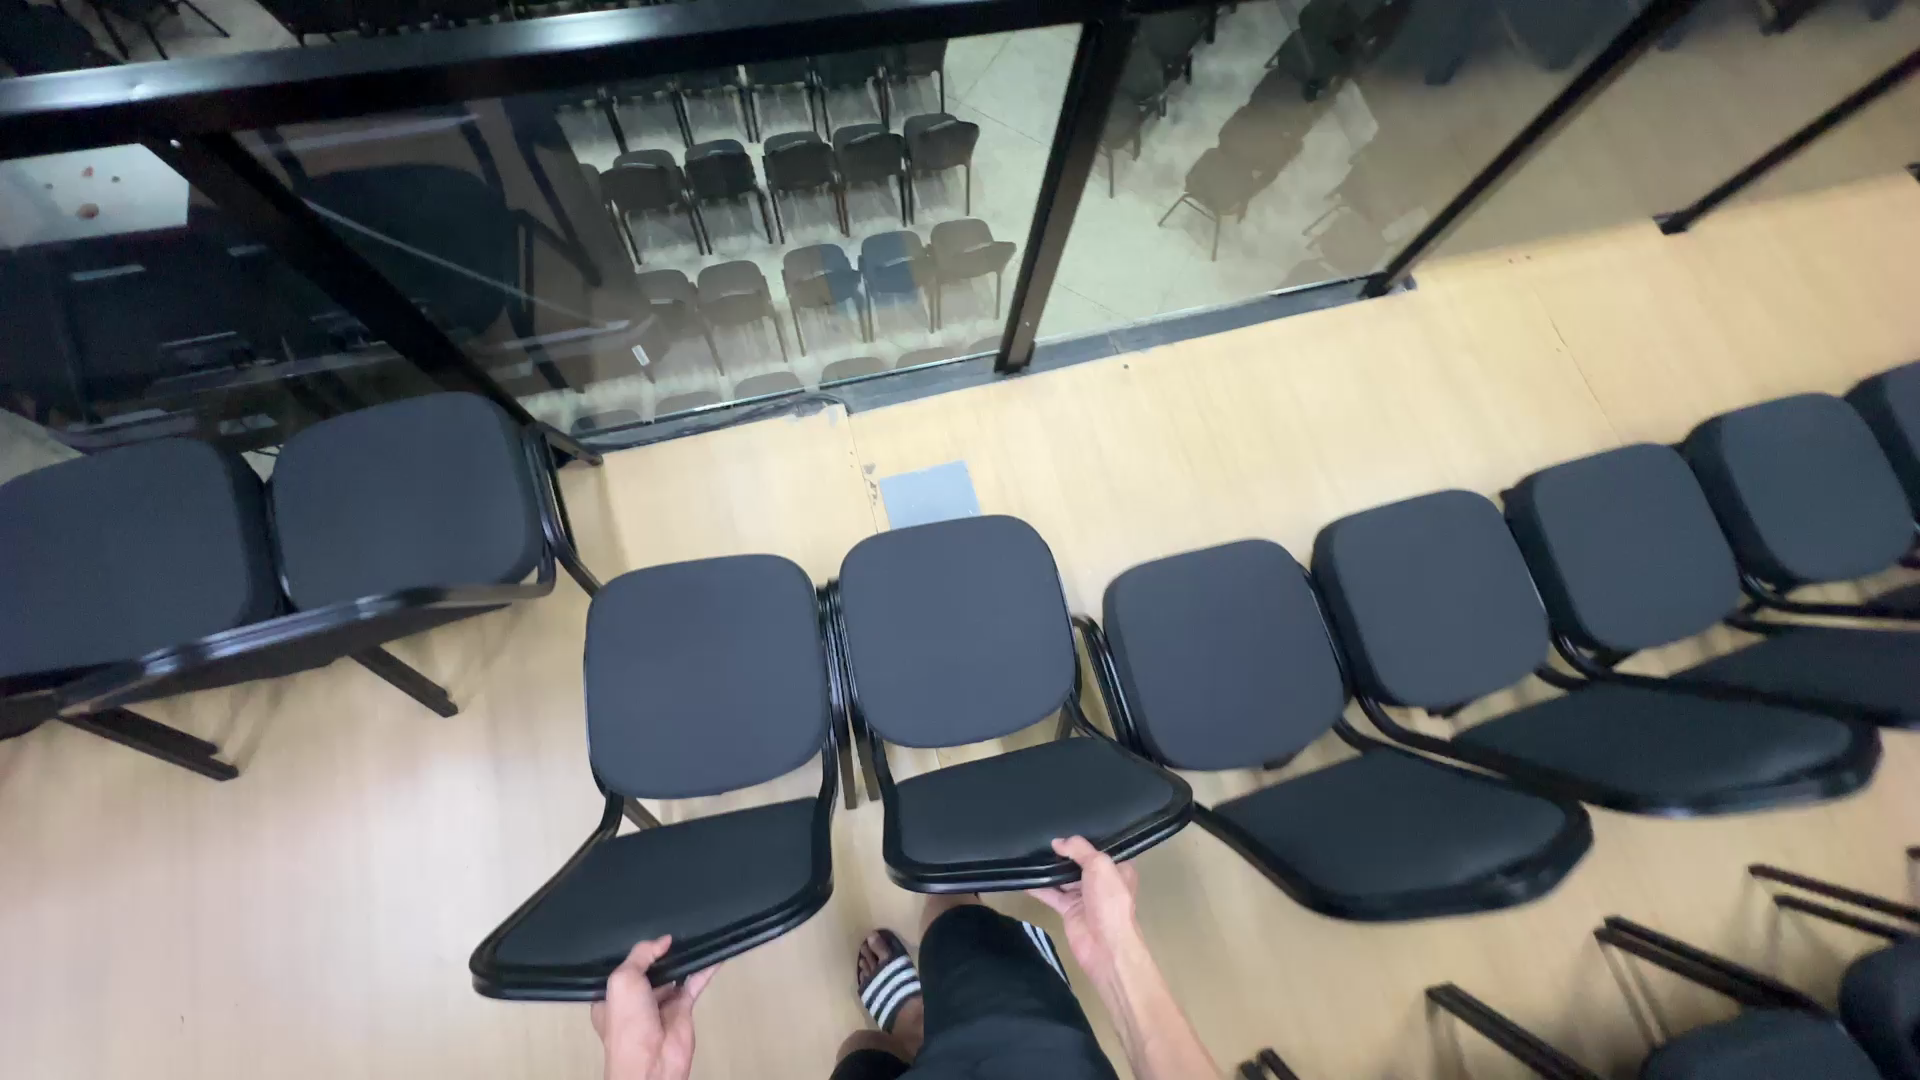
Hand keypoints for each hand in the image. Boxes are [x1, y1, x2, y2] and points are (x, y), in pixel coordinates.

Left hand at [589, 937, 718, 1079]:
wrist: (651, 1065)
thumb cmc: (627, 1024)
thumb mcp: (623, 982)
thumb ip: (640, 955)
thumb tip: (664, 941)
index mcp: (612, 998)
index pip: (624, 967)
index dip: (635, 950)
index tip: (650, 927)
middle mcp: (635, 1000)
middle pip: (651, 968)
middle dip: (662, 950)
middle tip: (677, 925)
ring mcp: (661, 1004)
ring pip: (674, 972)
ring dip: (684, 956)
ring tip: (695, 930)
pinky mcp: (683, 1008)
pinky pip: (695, 981)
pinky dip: (706, 967)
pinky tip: (716, 951)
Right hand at [1026, 836, 1142, 984]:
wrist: (1106, 947)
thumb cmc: (1110, 901)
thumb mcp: (1099, 865)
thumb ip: (1078, 849)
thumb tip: (1057, 842)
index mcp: (1118, 869)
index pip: (1102, 847)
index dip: (1088, 836)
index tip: (1069, 823)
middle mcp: (1102, 881)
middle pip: (1080, 861)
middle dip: (1065, 850)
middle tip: (1044, 833)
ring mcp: (1084, 896)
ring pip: (1064, 877)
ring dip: (1050, 867)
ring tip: (1031, 849)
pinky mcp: (1069, 910)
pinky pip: (1051, 894)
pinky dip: (1039, 886)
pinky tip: (1025, 876)